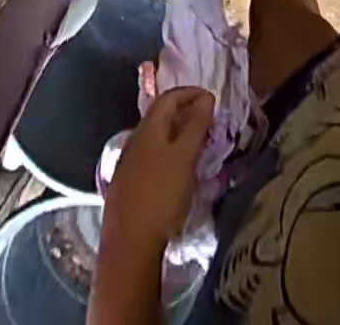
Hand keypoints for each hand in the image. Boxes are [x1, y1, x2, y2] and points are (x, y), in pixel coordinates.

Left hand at [102, 87, 214, 249]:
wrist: (129, 246)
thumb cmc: (162, 195)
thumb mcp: (186, 156)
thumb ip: (196, 124)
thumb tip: (206, 97)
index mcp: (148, 128)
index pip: (170, 97)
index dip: (192, 92)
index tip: (212, 99)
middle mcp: (135, 139)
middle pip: (161, 114)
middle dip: (186, 111)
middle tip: (209, 120)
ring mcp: (128, 162)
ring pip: (156, 135)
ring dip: (178, 131)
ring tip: (198, 142)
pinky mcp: (128, 183)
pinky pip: (151, 154)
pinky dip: (169, 150)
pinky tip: (178, 166)